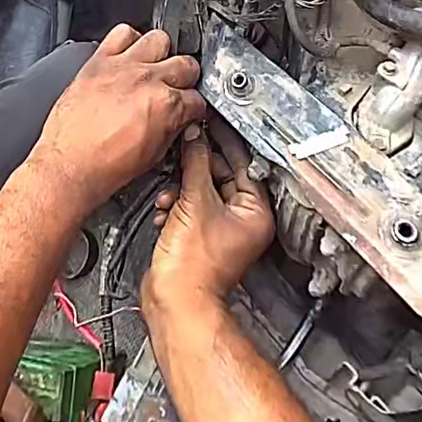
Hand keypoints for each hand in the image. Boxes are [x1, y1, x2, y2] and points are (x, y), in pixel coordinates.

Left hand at [24, 26, 206, 217]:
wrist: (69, 166)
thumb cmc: (104, 166)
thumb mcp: (153, 156)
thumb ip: (172, 129)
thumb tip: (178, 120)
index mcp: (166, 105)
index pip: (197, 98)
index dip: (195, 107)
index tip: (189, 109)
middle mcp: (148, 79)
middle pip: (186, 64)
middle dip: (185, 78)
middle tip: (176, 88)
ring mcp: (123, 66)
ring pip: (159, 39)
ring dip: (161, 54)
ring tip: (154, 67)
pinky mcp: (99, 61)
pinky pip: (121, 33)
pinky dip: (128, 40)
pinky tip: (128, 54)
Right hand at [143, 121, 274, 311]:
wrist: (172, 299)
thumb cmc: (193, 265)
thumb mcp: (195, 200)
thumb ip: (195, 162)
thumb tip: (195, 136)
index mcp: (255, 212)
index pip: (242, 163)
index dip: (222, 142)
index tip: (209, 123)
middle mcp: (243, 219)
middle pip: (219, 174)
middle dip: (194, 168)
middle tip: (181, 152)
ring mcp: (221, 227)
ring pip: (201, 189)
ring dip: (180, 188)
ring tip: (169, 196)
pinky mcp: (201, 233)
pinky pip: (190, 204)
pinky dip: (176, 204)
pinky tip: (165, 211)